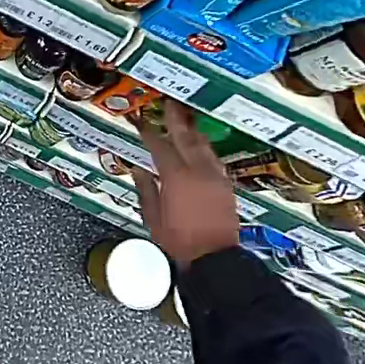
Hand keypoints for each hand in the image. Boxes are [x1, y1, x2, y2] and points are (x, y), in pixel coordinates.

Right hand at [133, 100, 240, 266]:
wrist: (214, 259)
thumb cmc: (179, 241)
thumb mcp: (153, 218)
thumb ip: (146, 189)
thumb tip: (138, 169)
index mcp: (176, 177)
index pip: (160, 146)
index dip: (149, 133)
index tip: (141, 123)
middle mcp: (198, 171)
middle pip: (186, 137)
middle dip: (176, 119)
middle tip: (170, 104)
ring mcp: (215, 176)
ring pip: (203, 145)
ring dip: (192, 131)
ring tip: (185, 120)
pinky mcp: (225, 185)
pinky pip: (213, 159)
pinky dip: (203, 148)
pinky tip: (199, 148)